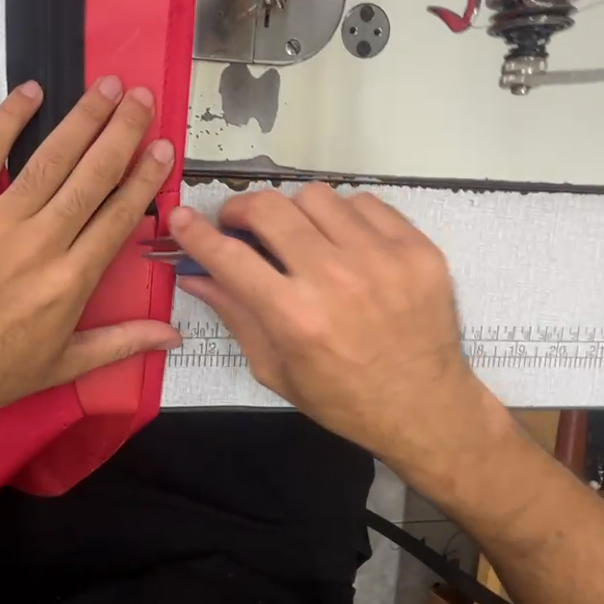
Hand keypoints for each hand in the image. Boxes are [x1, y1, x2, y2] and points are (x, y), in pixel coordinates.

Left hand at [0, 77, 180, 432]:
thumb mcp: (65, 364)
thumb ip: (122, 342)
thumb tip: (172, 335)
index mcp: (72, 280)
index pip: (119, 216)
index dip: (144, 179)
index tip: (162, 149)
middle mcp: (41, 244)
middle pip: (92, 177)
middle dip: (122, 133)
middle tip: (141, 98)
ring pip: (50, 160)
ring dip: (82, 119)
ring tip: (106, 88)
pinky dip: (8, 121)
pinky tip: (31, 93)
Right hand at [167, 184, 509, 470]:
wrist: (423, 407)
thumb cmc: (339, 397)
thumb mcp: (273, 368)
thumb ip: (235, 314)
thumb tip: (195, 277)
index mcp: (294, 317)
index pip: (229, 256)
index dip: (195, 232)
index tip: (180, 218)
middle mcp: (336, 279)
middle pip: (270, 208)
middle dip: (241, 210)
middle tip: (239, 225)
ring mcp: (382, 259)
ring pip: (316, 196)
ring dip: (293, 212)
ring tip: (297, 236)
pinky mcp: (417, 249)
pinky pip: (365, 204)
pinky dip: (341, 216)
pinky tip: (341, 242)